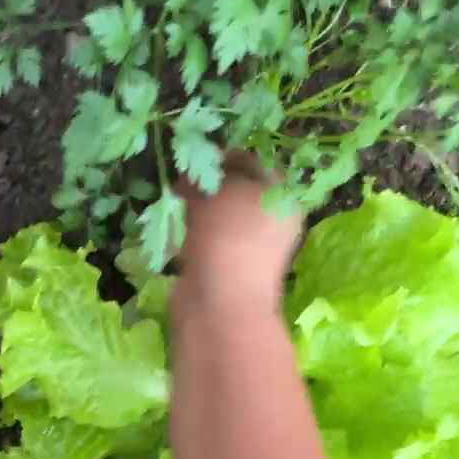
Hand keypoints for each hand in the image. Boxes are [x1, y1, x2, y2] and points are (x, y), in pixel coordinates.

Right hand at [176, 152, 303, 309]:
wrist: (218, 305)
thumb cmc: (230, 239)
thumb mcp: (224, 190)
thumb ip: (214, 173)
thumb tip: (197, 172)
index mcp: (284, 199)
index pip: (258, 163)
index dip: (228, 155)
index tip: (201, 153)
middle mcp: (271, 223)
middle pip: (236, 191)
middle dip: (208, 183)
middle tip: (183, 176)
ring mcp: (247, 249)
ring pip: (218, 218)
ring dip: (196, 208)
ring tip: (174, 200)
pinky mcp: (223, 270)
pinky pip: (205, 242)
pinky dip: (189, 234)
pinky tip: (174, 229)